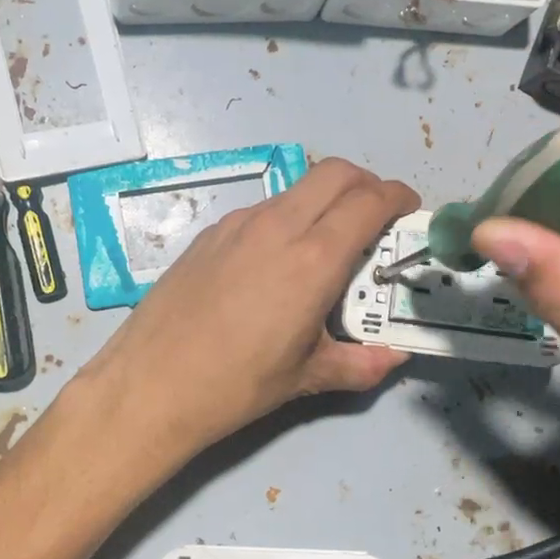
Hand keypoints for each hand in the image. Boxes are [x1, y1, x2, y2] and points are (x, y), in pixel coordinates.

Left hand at [79, 158, 419, 457]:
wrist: (150, 385)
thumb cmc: (236, 385)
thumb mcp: (306, 378)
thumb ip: (360, 364)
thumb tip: (394, 359)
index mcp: (313, 259)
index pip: (368, 201)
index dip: (397, 197)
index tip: (409, 210)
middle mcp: (277, 227)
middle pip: (335, 173)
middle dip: (366, 184)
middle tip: (376, 217)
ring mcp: (238, 225)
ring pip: (296, 188)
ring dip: (325, 200)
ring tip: (329, 243)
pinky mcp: (209, 234)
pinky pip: (262, 209)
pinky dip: (288, 217)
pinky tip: (278, 262)